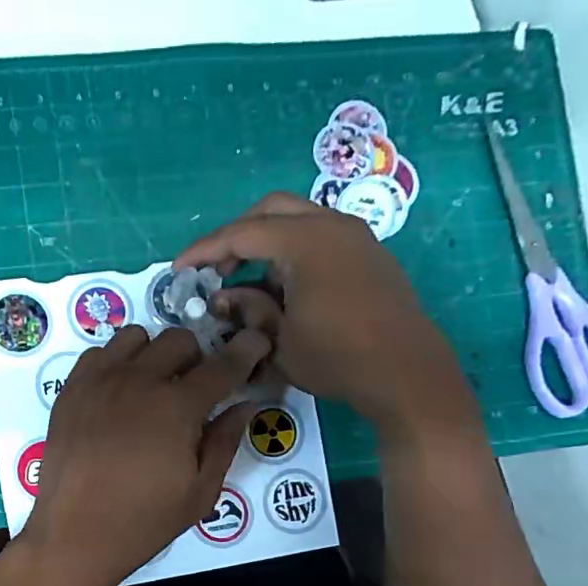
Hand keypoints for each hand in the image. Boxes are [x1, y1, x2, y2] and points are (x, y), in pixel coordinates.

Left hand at [19, 324, 265, 585]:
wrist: (76, 534)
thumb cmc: (145, 520)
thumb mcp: (200, 492)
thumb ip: (225, 443)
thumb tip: (244, 406)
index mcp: (178, 407)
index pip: (223, 365)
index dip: (246, 350)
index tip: (257, 341)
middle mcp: (139, 380)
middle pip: (180, 340)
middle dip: (198, 358)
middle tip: (196, 390)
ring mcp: (100, 380)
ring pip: (138, 337)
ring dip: (156, 355)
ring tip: (155, 388)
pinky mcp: (72, 389)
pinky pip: (101, 352)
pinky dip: (119, 363)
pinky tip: (121, 395)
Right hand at [175, 193, 473, 430]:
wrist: (407, 372)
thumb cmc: (338, 358)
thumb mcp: (281, 341)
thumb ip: (250, 311)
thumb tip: (226, 298)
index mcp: (305, 239)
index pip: (242, 233)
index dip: (206, 251)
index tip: (180, 269)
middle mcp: (333, 225)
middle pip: (273, 211)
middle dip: (239, 235)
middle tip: (218, 267)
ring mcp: (358, 238)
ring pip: (302, 221)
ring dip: (270, 243)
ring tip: (251, 280)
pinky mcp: (372, 257)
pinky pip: (324, 239)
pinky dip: (297, 253)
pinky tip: (289, 287)